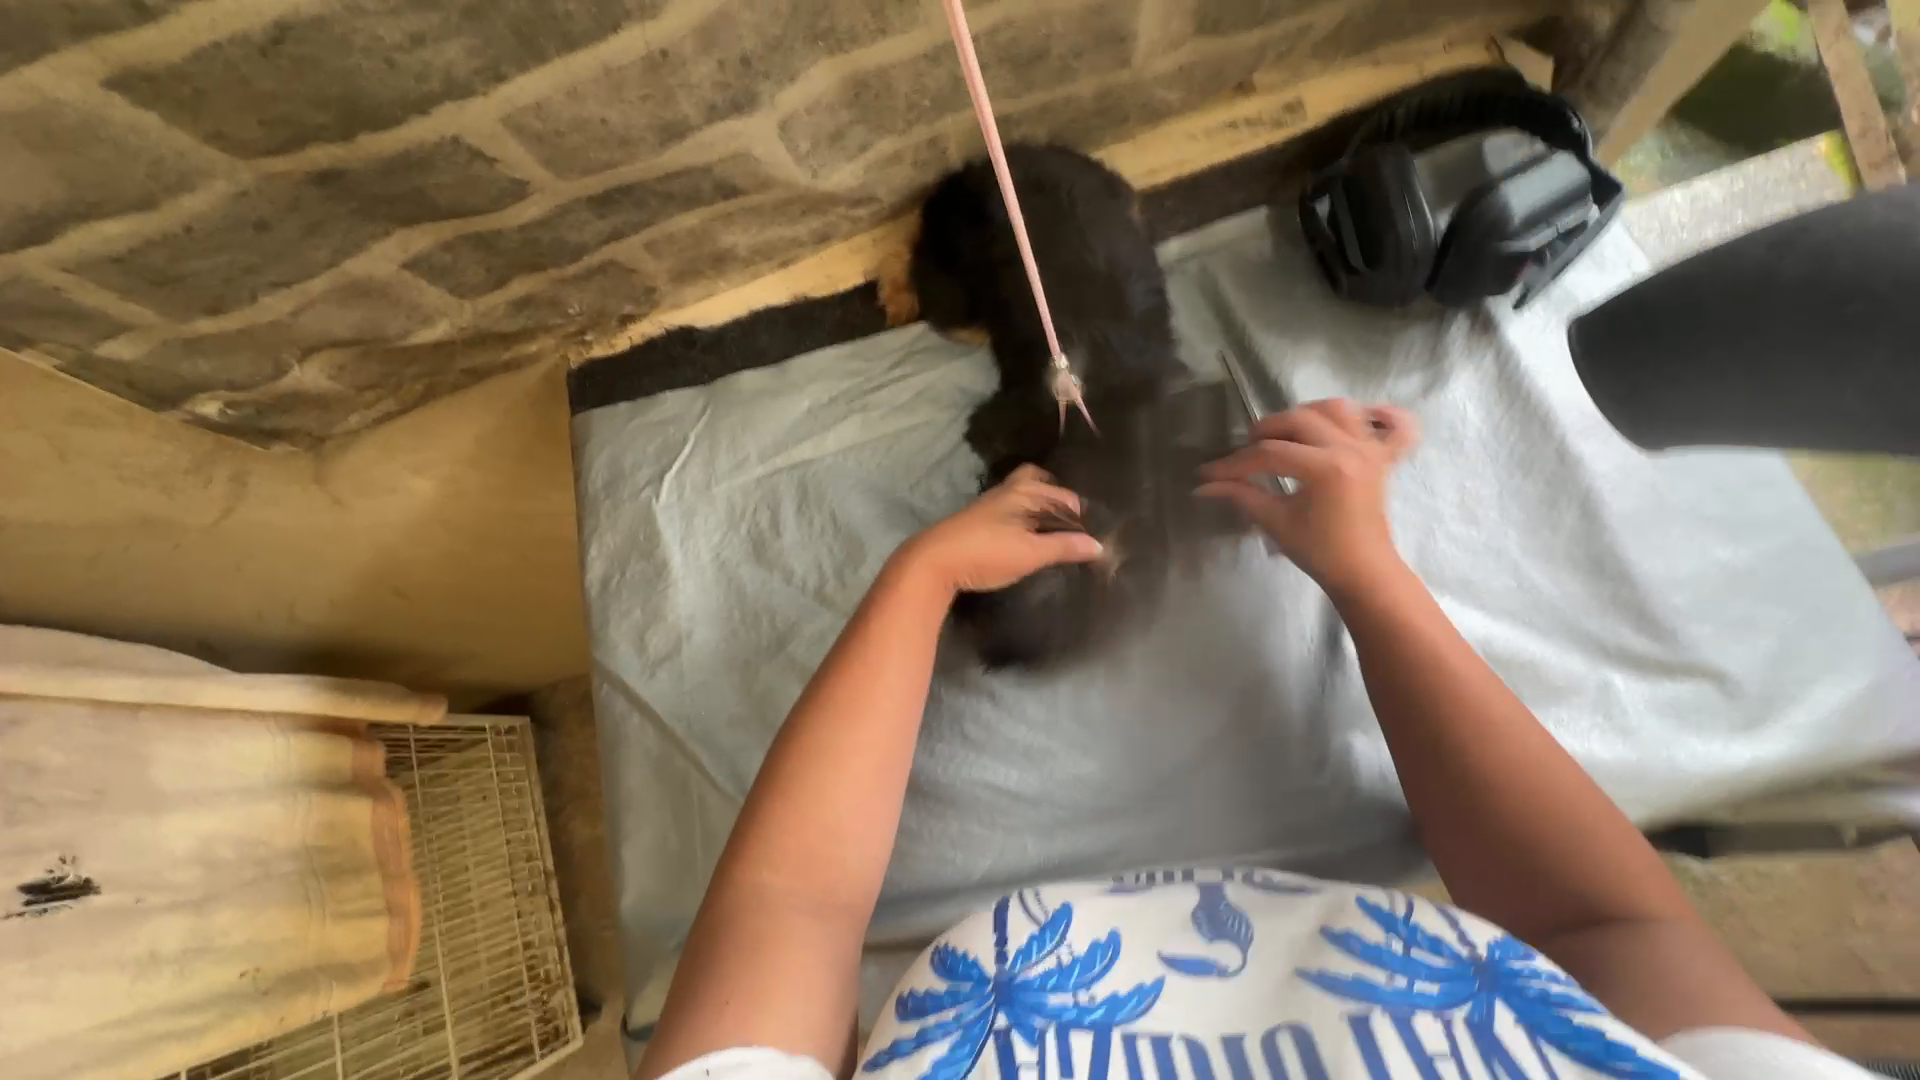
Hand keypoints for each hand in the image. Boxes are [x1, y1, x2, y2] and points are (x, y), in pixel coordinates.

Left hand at [895, 465, 1103, 593]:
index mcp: (1023, 492)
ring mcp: (988, 506)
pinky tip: (1023, 538)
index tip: (1087, 531)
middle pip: (1036, 482)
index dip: (1076, 509)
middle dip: (1054, 496)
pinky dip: (1021, 519)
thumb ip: (1064, 547)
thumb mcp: (1031, 553)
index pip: (1060, 493)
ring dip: (1036, 508)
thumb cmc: (987, 552)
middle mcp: (1006, 492)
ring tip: (1050, 530)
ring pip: (1019, 497)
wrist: (934, 561)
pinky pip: (1008, 512)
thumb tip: (1098, 545)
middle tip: (1069, 521)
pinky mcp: (976, 522)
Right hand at [1197, 398, 1417, 593]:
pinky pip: (1398, 426)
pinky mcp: (1385, 458)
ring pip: (1338, 410)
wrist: (1363, 572)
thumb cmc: (1319, 552)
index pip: (1269, 454)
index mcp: (1325, 469)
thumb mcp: (1275, 521)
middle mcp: (1351, 449)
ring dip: (1308, 413)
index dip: (1234, 463)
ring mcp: (1372, 450)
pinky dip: (1384, 416)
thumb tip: (1202, 485)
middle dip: (1266, 430)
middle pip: (1299, 419)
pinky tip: (1363, 418)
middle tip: (1246, 450)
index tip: (1208, 473)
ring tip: (1288, 433)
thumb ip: (1240, 495)